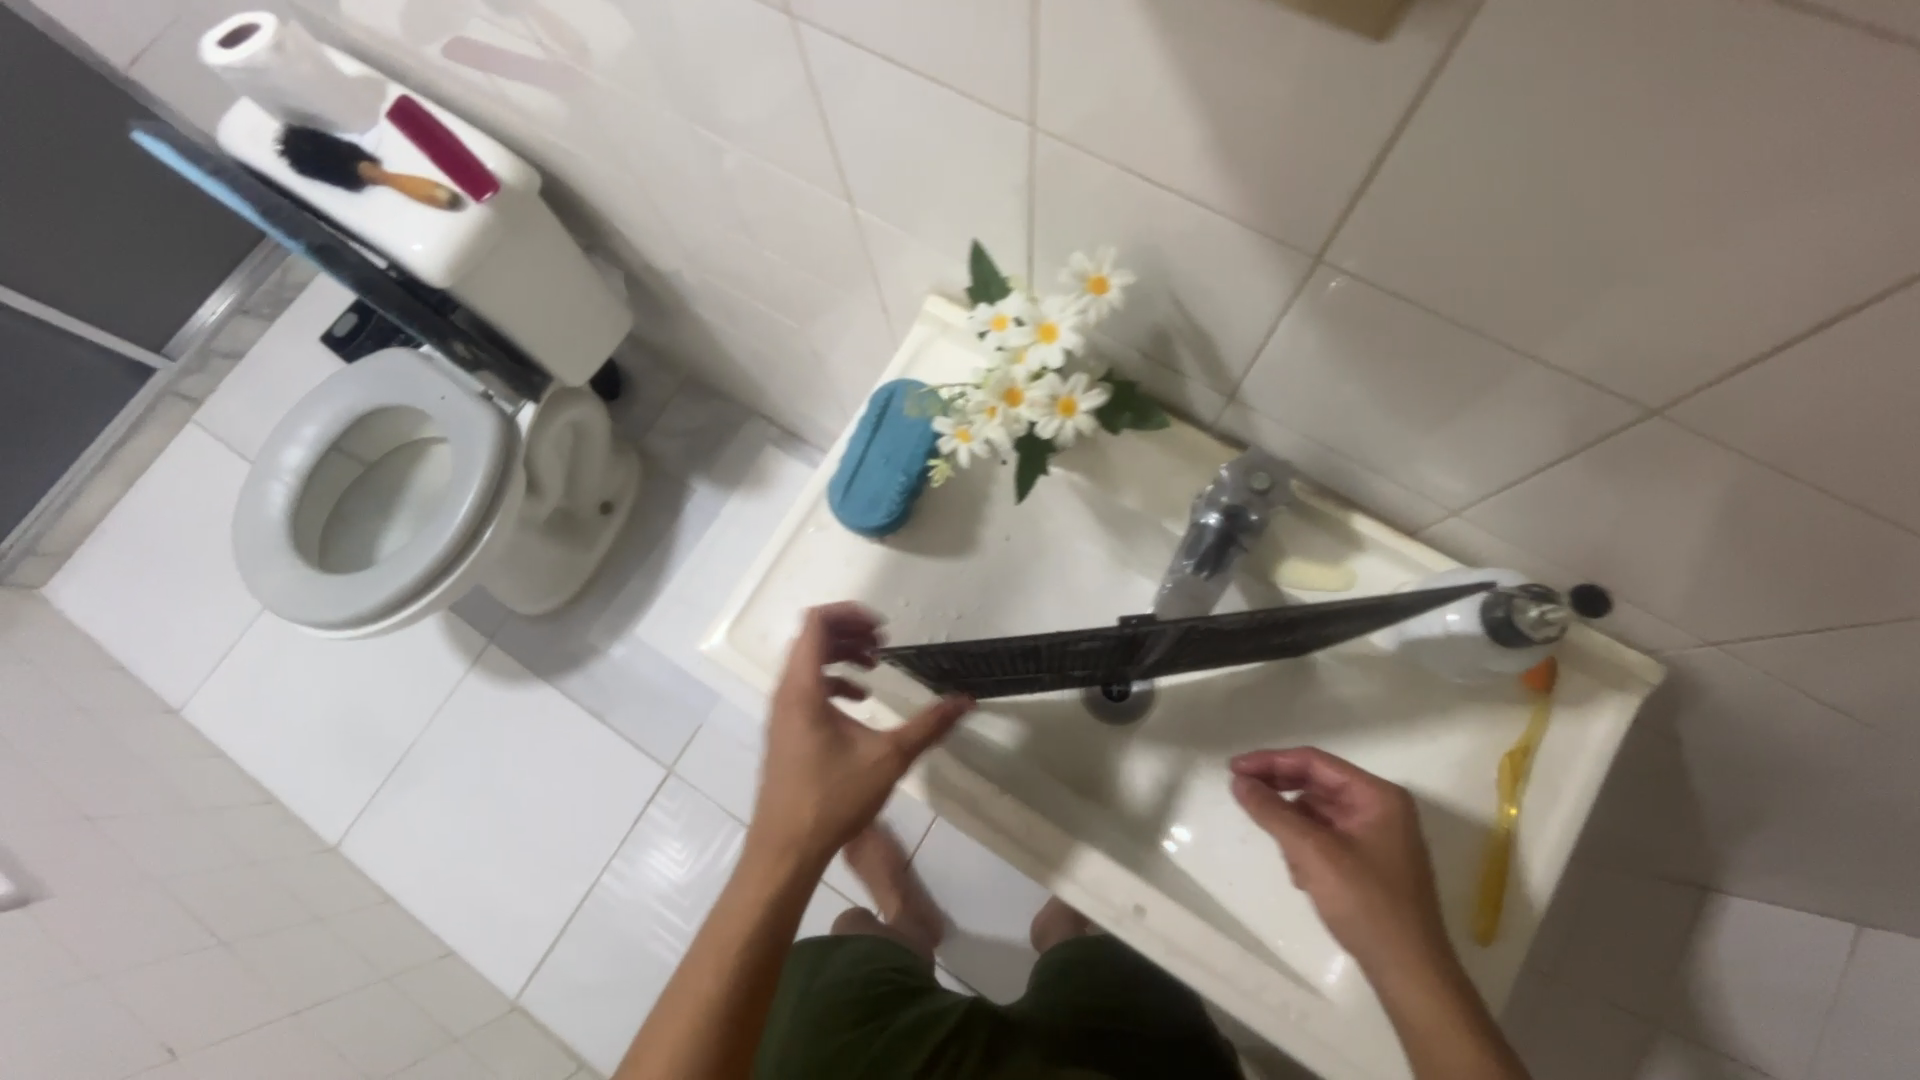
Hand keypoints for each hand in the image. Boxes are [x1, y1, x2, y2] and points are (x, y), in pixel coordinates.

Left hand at [750, 603, 972, 866]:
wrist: (786, 849)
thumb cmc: (832, 799)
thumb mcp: (889, 759)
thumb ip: (929, 726)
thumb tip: (966, 701)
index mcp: (803, 688)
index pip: (816, 623)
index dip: (850, 614)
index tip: (884, 630)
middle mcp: (786, 692)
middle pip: (812, 638)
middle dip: (850, 633)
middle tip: (883, 645)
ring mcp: (781, 713)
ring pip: (807, 663)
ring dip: (842, 657)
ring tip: (875, 668)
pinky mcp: (785, 731)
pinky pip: (805, 688)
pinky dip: (832, 682)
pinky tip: (860, 704)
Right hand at [1230, 748, 1451, 974]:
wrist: (1409, 971)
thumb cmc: (1366, 903)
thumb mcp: (1312, 852)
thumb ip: (1273, 812)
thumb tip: (1239, 781)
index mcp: (1378, 796)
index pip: (1314, 762)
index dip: (1270, 761)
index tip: (1233, 769)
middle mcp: (1381, 808)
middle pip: (1316, 785)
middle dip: (1279, 793)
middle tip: (1240, 793)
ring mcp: (1377, 836)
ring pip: (1318, 814)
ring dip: (1294, 828)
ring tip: (1284, 854)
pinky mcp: (1370, 862)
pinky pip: (1327, 838)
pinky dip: (1307, 849)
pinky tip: (1302, 875)